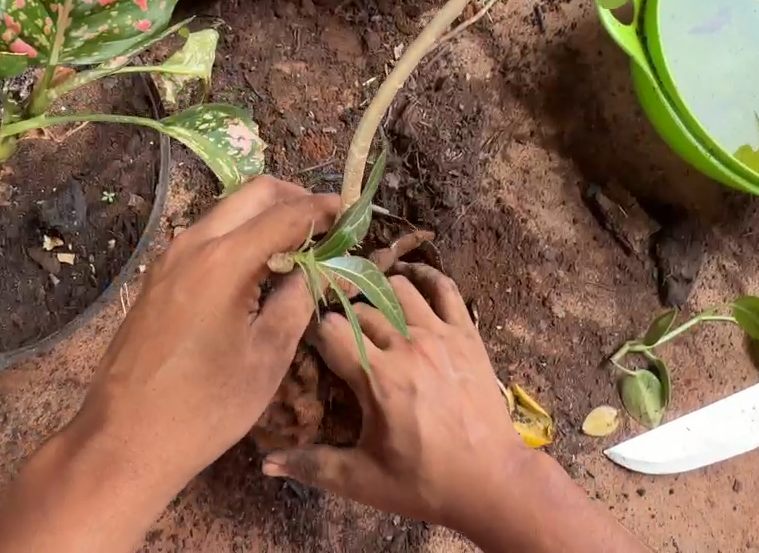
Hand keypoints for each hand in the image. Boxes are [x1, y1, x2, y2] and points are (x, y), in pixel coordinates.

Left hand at [72, 176, 339, 492]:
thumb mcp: (266, 358)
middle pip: (254, 193)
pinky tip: (259, 268)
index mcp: (225, 260)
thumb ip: (297, 301)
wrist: (122, 442)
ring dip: (266, 216)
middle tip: (327, 224)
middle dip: (295, 199)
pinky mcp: (159, 275)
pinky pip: (208, 235)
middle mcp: (194, 243)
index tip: (353, 211)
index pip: (287, 213)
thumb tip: (319, 270)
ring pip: (228, 210)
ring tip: (299, 246)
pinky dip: (240, 234)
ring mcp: (171, 257)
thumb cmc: (203, 408)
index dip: (325, 209)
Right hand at [261, 265, 650, 552]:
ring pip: (398, 287)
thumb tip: (266, 463)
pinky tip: (412, 279)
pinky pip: (445, 288)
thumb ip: (313, 465)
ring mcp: (439, 334)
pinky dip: (426, 276)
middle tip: (339, 330)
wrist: (492, 482)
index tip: (314, 343)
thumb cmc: (425, 482)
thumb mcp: (363, 480)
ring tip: (372, 310)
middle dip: (344, 315)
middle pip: (361, 308)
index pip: (331, 329)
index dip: (317, 332)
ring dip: (379, 294)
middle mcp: (406, 345)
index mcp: (378, 377)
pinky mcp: (465, 332)